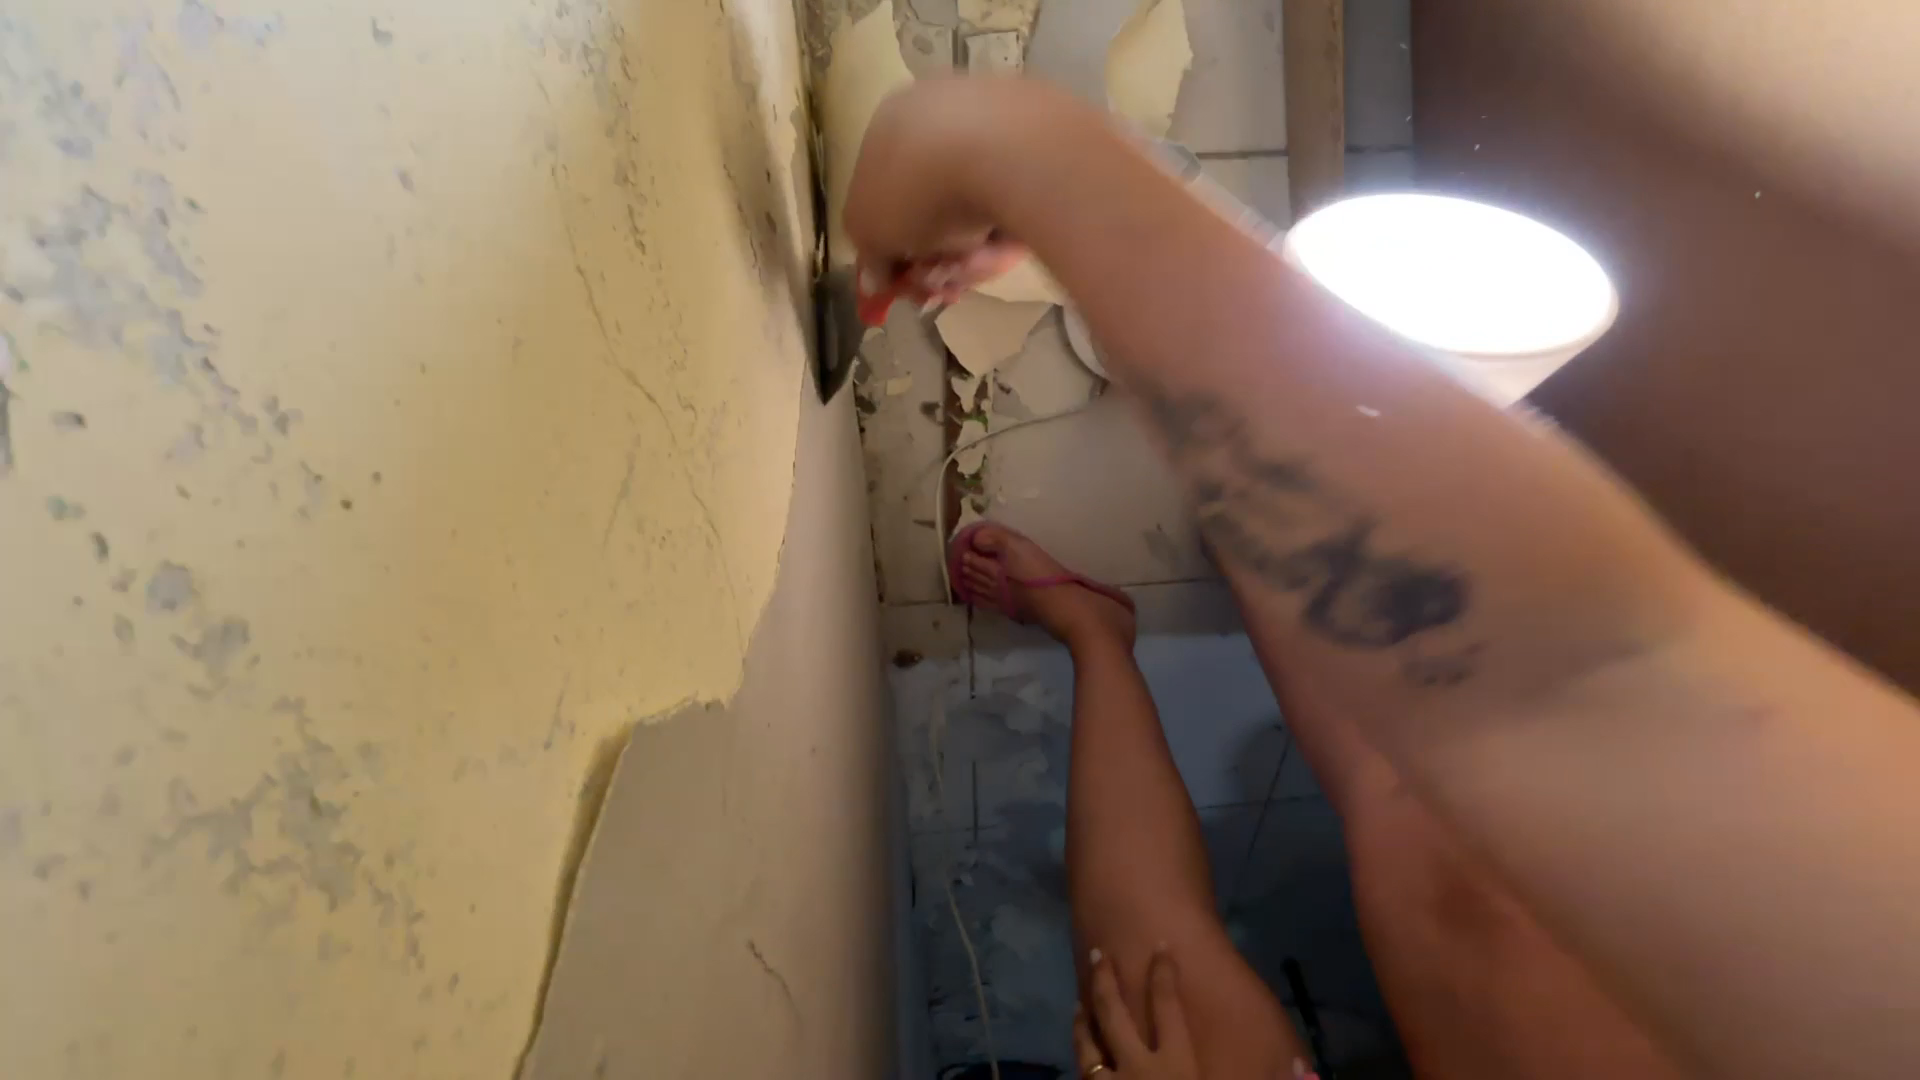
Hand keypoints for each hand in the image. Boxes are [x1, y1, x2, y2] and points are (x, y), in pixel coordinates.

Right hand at [843, 78, 1062, 303]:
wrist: (1004, 154)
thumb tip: (874, 277)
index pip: (886, 200)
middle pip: (932, 215)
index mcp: (891, 128)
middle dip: (935, 262)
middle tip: (942, 290)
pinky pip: (1011, 212)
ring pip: (973, 219)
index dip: (892, 252)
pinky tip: (1000, 249)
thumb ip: (869, 255)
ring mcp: (993, 132)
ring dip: (966, 259)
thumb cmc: (917, 188)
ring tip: (971, 265)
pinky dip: (1002, 239)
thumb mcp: (869, 230)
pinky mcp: (1038, 154)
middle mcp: (940, 120)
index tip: (905, 286)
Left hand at [1073, 946, 1199, 1079]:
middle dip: (1104, 980)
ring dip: (1082, 1022)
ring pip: (1088, 1045)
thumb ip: (1202, 1066)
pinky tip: (1080, 1051)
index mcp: (1177, 1066)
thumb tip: (1224, 1053)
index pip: (1168, 1008)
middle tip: (1097, 953)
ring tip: (1078, 1004)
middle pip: (1114, 1014)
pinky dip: (1080, 1055)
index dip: (1163, 973)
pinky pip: (1082, 1072)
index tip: (1161, 946)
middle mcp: (1138, 1067)